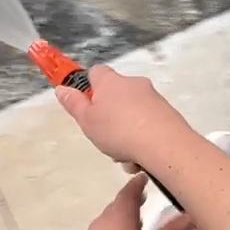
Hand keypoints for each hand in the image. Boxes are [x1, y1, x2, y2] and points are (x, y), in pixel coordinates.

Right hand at [54, 65, 197, 168]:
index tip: (87, 105)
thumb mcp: (87, 121)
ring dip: (127, 131)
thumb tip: (62, 89)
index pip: (96, 72)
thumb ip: (74, 104)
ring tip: (126, 155)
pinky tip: (142, 157)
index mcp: (110, 81)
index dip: (89, 87)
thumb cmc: (117, 131)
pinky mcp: (168, 113)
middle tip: (106, 137)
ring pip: (133, 113)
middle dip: (111, 115)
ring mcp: (153, 97)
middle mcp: (133, 83)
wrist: (164, 144)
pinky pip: (149, 123)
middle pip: (116, 95)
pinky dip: (143, 138)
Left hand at [62, 174, 192, 229]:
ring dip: (125, 213)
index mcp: (121, 212)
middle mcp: (106, 217)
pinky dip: (117, 228)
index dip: (139, 182)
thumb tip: (191, 215)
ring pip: (112, 216)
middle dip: (132, 197)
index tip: (146, 175)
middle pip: (120, 202)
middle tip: (144, 195)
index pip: (130, 189)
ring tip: (137, 218)